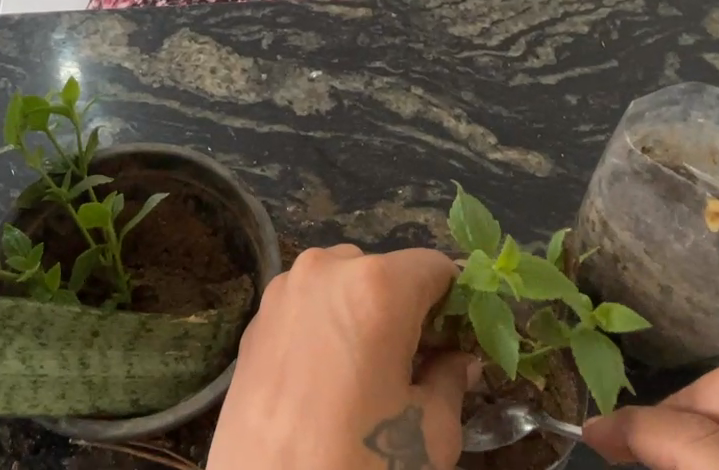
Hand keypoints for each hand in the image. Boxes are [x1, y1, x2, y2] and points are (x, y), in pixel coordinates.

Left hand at [207, 245, 478, 469]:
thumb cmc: (357, 464)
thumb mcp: (428, 433)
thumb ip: (451, 380)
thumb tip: (459, 359)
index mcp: (375, 286)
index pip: (436, 267)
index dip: (456, 302)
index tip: (461, 341)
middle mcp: (325, 269)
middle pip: (387, 272)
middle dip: (409, 310)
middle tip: (419, 365)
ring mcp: (285, 289)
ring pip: (344, 282)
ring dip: (365, 313)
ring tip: (369, 374)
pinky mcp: (257, 316)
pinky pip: (308, 304)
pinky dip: (328, 325)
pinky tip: (329, 377)